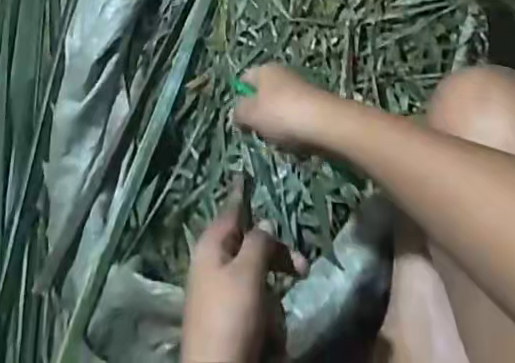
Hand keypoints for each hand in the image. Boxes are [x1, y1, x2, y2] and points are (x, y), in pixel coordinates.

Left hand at [181, 177, 306, 362]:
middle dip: (277, 260)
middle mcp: (214, 264)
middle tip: (302, 269)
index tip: (246, 174)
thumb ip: (259, 243)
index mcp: (211, 246)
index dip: (243, 194)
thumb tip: (265, 223)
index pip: (232, 211)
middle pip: (252, 247)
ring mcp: (222, 294)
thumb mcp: (247, 273)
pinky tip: (269, 340)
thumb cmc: (230, 316)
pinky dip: (268, 323)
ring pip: (259, 282)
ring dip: (273, 302)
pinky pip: (259, 311)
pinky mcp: (232, 321)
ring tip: (272, 325)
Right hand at [230, 64, 347, 155]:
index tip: (241, 118)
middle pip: (264, 96)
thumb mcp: (250, 114)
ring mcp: (302, 89)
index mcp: (265, 70)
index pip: (245, 79)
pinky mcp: (317, 106)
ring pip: (282, 110)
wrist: (326, 123)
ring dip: (279, 127)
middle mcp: (283, 74)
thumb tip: (238, 113)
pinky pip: (299, 120)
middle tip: (259, 133)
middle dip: (261, 116)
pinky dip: (297, 132)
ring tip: (280, 142)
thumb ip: (238, 112)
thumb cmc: (281, 114)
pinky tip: (298, 144)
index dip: (240, 97)